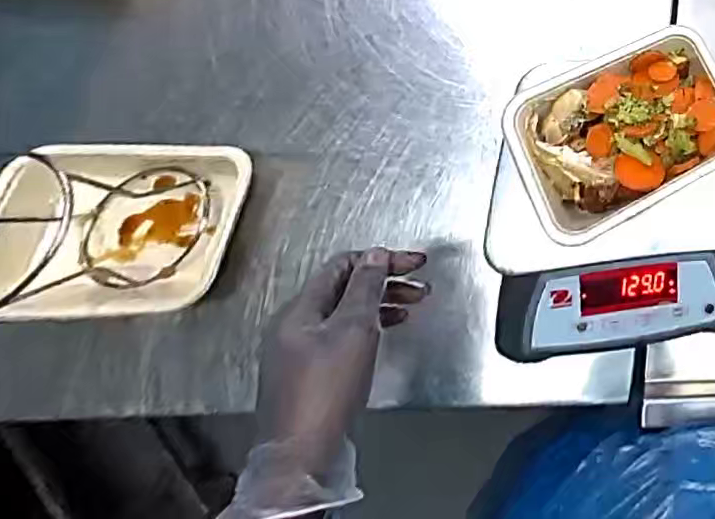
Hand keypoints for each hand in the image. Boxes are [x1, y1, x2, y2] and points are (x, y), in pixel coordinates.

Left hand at [255, 248, 428, 476]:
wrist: (302, 459)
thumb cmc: (326, 392)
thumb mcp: (354, 328)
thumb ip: (365, 287)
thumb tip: (375, 256)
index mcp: (299, 312)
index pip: (342, 265)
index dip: (381, 259)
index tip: (413, 263)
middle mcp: (295, 327)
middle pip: (346, 287)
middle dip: (386, 280)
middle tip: (419, 281)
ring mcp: (300, 351)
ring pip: (348, 310)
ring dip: (383, 301)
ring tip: (413, 303)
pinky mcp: (311, 372)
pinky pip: (345, 331)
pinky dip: (372, 323)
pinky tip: (389, 328)